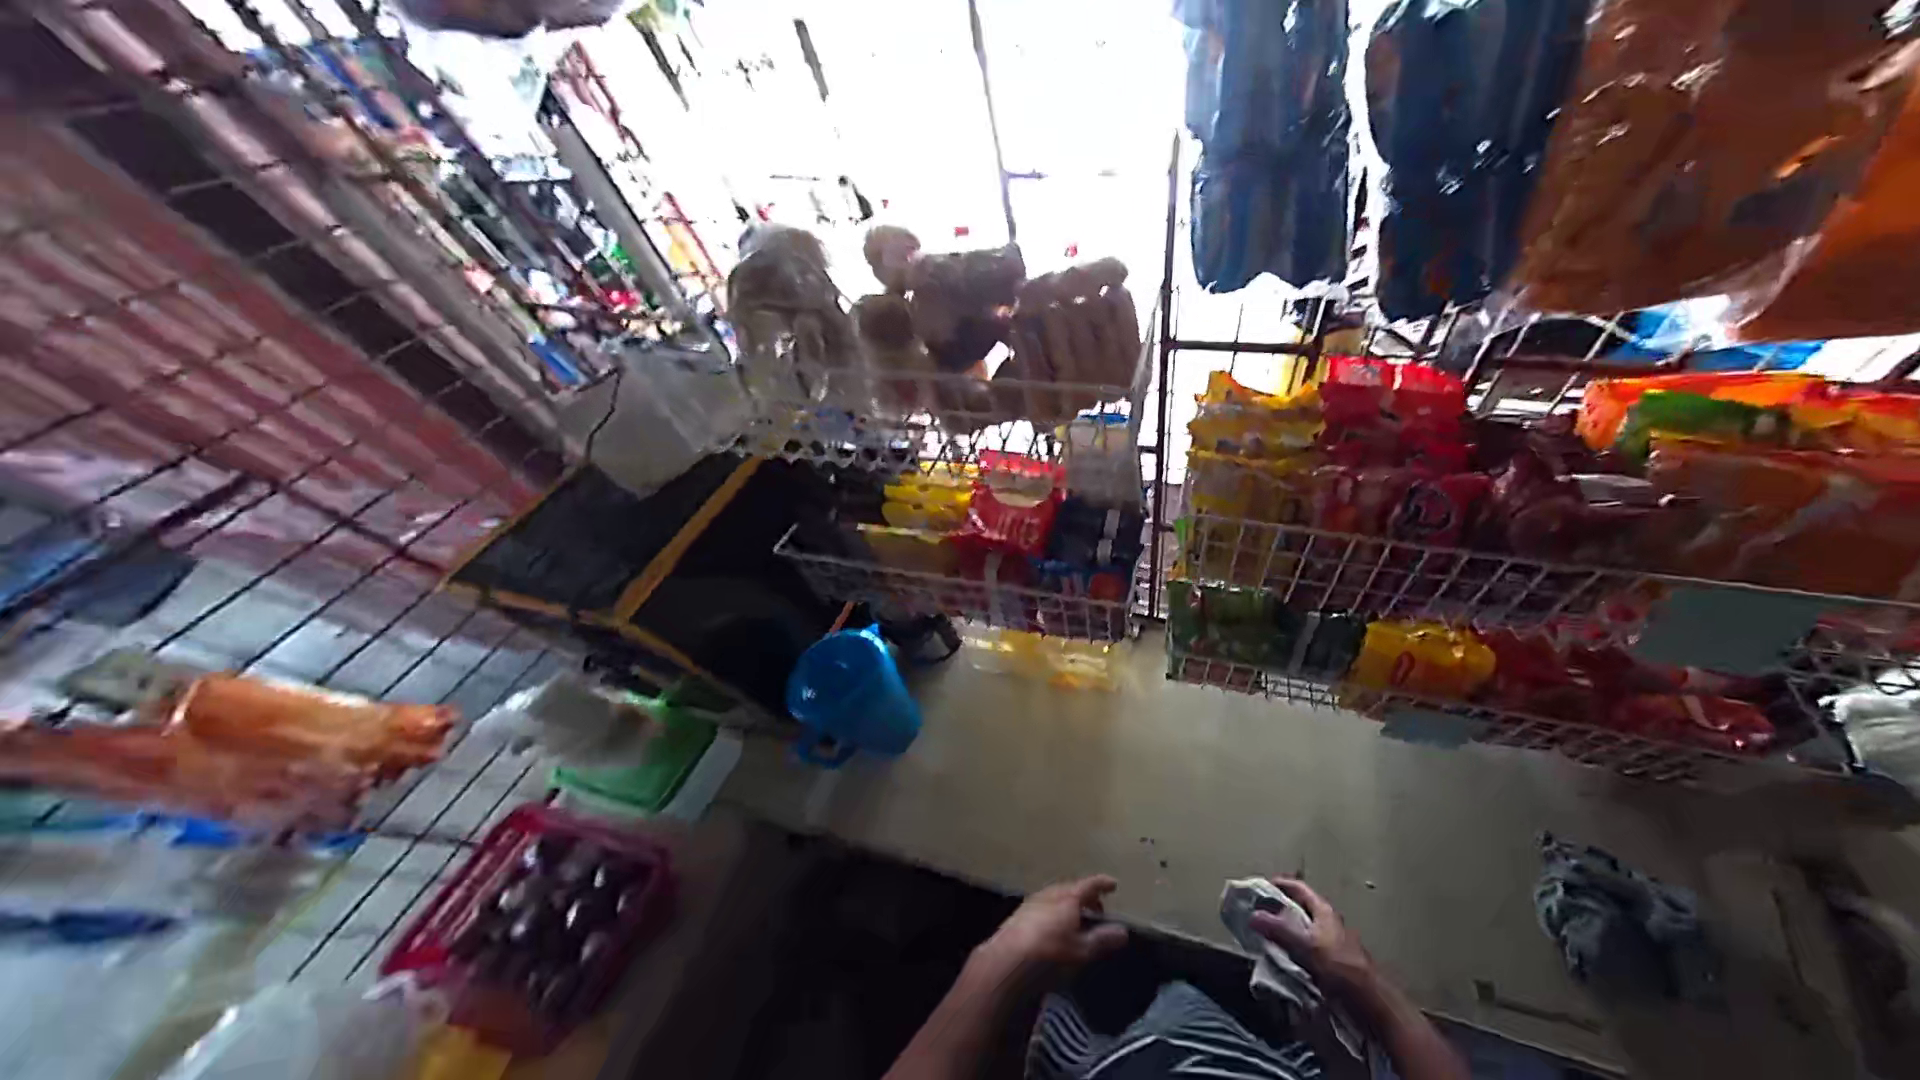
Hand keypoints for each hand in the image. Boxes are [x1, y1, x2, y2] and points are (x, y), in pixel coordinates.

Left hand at [973, 875, 1128, 984]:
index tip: (1113, 884)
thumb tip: (1123, 931)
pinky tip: (1054, 927)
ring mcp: (1032, 902)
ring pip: (1056, 897)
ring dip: (1069, 904)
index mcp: (1068, 898)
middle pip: (1071, 889)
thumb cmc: (1050, 953)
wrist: (1007, 960)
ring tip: (1078, 919)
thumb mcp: (1082, 950)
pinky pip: (1044, 906)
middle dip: (1086, 896)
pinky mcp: (1019, 914)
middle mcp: (1050, 894)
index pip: (1089, 885)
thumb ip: (1103, 939)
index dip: (1102, 884)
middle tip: (1098, 908)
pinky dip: (1055, 911)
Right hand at [1249, 877, 1376, 996]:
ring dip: (1284, 928)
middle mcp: (1328, 921)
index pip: (1298, 887)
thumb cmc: (1339, 966)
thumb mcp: (1305, 945)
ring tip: (1264, 933)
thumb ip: (1278, 928)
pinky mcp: (1331, 960)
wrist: (1370, 1002)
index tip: (1258, 887)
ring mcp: (1330, 941)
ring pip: (1302, 927)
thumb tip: (1252, 915)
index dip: (1278, 884)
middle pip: (1299, 906)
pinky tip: (1281, 954)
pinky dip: (1291, 945)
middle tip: (1257, 911)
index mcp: (1323, 910)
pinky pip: (1305, 946)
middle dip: (1278, 907)